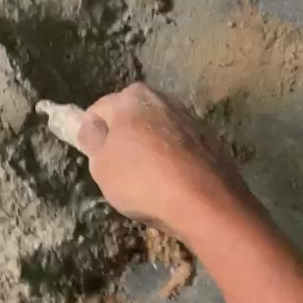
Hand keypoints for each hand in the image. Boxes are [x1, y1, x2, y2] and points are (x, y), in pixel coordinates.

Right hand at [53, 83, 259, 240]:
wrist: (206, 204)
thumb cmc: (142, 181)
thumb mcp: (101, 166)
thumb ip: (91, 140)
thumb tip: (91, 126)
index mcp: (132, 97)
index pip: (98, 111)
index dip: (91, 135)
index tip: (94, 158)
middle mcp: (163, 98)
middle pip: (130, 117)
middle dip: (122, 138)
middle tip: (118, 170)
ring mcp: (190, 118)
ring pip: (157, 131)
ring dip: (148, 148)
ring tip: (147, 180)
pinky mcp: (211, 140)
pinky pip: (179, 146)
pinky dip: (172, 159)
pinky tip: (171, 182)